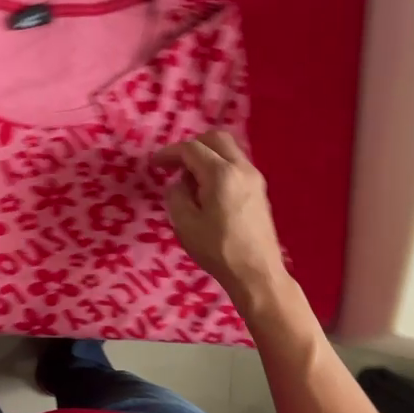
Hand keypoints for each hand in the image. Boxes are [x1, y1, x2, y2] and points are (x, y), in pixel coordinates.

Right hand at [156, 130, 293, 309]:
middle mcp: (242, 168)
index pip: (192, 149)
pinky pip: (235, 165)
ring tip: (190, 182)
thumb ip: (176, 196)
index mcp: (221, 174)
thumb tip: (179, 183)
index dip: (169, 153)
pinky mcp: (259, 190)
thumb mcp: (185, 224)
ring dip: (206, 157)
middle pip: (215, 139)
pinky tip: (207, 191)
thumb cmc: (218, 250)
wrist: (256, 273)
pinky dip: (218, 167)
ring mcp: (254, 178)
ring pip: (228, 151)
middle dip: (191, 147)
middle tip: (173, 166)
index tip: (154, 165)